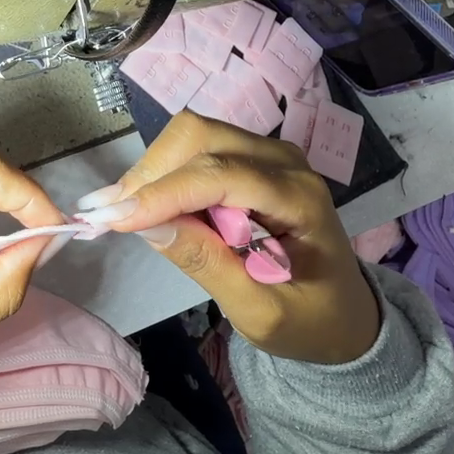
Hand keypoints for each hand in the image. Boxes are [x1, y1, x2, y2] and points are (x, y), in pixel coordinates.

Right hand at [79, 111, 380, 363]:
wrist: (342, 312)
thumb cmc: (308, 320)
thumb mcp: (261, 313)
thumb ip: (207, 265)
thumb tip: (147, 224)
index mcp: (299, 199)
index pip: (221, 177)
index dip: (163, 193)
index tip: (113, 217)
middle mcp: (282, 160)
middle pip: (200, 138)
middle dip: (151, 174)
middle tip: (112, 215)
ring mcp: (265, 152)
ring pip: (191, 134)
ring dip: (152, 170)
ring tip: (125, 211)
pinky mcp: (247, 154)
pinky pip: (194, 145)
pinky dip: (163, 169)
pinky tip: (146, 202)